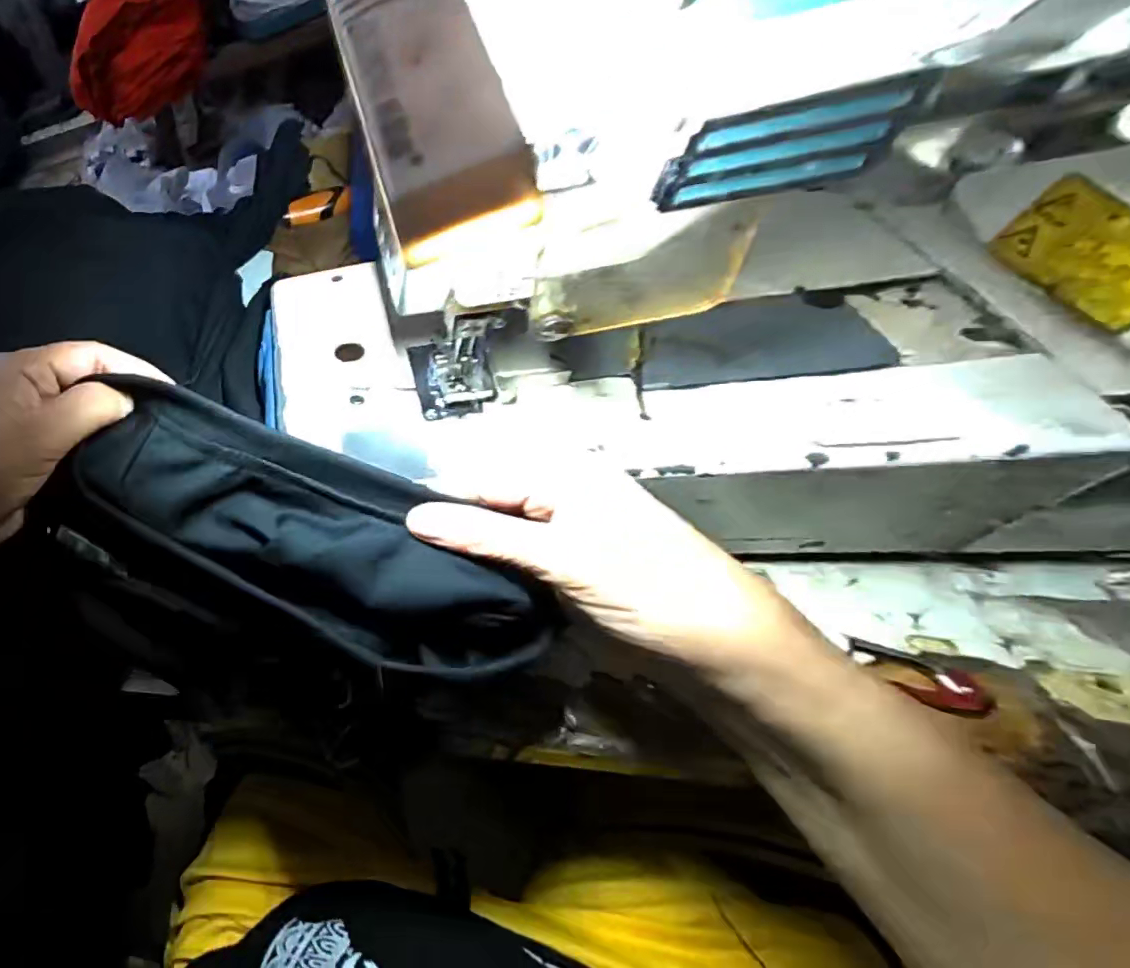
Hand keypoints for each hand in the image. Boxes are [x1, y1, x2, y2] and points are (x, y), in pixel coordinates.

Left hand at [0, 342, 169, 554]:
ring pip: (75, 404)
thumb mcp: (49, 428)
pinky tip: (111, 447)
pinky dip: (89, 434)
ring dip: (106, 414)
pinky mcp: (21, 443)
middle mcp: (19, 381)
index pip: (89, 353)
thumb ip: (95, 403)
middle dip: (121, 389)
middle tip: (158, 412)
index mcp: (22, 365)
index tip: (168, 390)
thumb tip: (128, 400)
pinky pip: (64, 429)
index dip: (132, 367)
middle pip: (83, 375)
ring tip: (142, 429)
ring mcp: (18, 413)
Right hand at [405, 452, 835, 690]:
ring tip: (432, 577)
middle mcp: (560, 497)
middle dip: (453, 533)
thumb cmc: (650, 590)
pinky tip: (470, 589)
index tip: (402, 539)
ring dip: (471, 557)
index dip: (440, 510)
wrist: (727, 652)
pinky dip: (493, 574)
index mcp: (563, 477)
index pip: (479, 484)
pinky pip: (514, 561)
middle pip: (486, 508)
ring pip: (497, 537)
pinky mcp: (566, 569)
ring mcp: (564, 535)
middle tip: (414, 563)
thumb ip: (485, 535)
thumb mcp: (561, 558)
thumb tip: (413, 517)